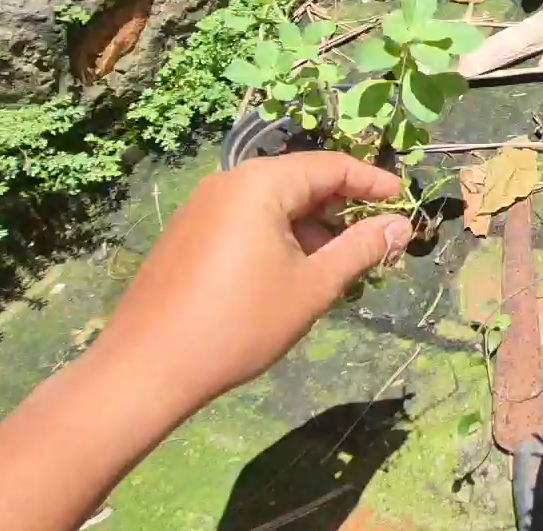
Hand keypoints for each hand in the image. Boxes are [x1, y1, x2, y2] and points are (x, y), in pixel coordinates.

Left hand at [88, 151, 411, 409]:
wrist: (139, 376)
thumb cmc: (237, 323)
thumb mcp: (313, 285)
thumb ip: (362, 248)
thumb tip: (401, 226)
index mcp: (261, 183)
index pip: (333, 167)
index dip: (373, 183)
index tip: (402, 202)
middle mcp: (230, 183)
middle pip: (304, 181)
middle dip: (344, 208)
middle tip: (375, 235)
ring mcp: (203, 209)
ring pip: (276, 203)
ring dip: (314, 226)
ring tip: (338, 262)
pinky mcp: (187, 236)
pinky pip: (249, 220)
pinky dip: (282, 235)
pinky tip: (294, 272)